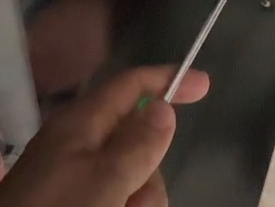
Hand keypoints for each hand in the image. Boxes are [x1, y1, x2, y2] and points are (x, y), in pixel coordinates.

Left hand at [0, 66, 210, 206]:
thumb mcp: (103, 183)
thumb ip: (138, 145)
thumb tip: (163, 105)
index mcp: (82, 123)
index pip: (132, 84)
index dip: (169, 79)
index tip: (206, 84)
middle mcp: (77, 144)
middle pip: (136, 144)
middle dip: (149, 178)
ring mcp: (70, 179)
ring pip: (127, 182)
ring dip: (136, 203)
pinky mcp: (68, 204)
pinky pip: (110, 200)